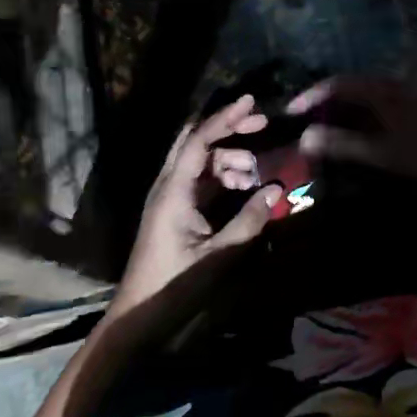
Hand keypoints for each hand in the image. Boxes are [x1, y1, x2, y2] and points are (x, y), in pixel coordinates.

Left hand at [116, 95, 282, 312]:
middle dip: (228, 128)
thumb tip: (278, 188)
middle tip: (262, 124)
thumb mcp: (219, 255)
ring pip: (201, 161)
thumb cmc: (175, 283)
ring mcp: (169, 197)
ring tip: (256, 173)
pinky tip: (243, 188)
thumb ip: (249, 220)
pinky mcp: (174, 210)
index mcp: (173, 190)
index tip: (252, 102)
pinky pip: (200, 180)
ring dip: (229, 158)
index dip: (226, 118)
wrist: (139, 313)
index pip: (200, 140)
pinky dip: (223, 177)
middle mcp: (168, 185)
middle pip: (197, 141)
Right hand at [288, 77, 416, 187]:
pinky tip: (363, 128)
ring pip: (367, 92)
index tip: (291, 112)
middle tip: (307, 118)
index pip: (336, 85)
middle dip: (325, 100)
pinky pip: (382, 98)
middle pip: (351, 85)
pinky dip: (363, 109)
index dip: (310, 96)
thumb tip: (303, 138)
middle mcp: (392, 83)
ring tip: (329, 124)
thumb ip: (341, 144)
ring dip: (345, 105)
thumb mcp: (380, 152)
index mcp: (380, 90)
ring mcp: (408, 90)